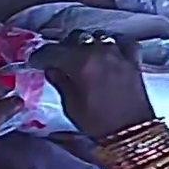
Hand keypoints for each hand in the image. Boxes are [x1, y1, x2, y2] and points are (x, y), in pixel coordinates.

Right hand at [30, 33, 155, 138]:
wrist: (132, 133)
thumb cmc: (97, 123)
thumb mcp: (71, 105)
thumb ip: (60, 82)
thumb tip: (52, 69)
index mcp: (79, 62)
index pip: (53, 51)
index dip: (40, 55)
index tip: (35, 61)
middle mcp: (98, 51)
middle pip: (76, 38)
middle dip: (64, 47)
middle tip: (59, 61)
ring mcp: (118, 53)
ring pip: (98, 36)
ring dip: (88, 44)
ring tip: (84, 56)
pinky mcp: (133, 60)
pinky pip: (123, 42)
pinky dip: (115, 44)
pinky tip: (110, 51)